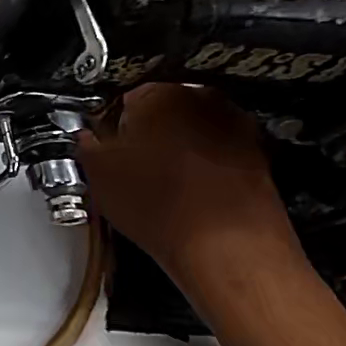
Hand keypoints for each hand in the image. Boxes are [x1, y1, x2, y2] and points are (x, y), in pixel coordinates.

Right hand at [78, 83, 301, 284]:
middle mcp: (205, 102)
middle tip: (126, 166)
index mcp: (160, 93)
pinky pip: (216, 158)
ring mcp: (237, 131)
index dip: (108, 124)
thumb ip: (86, 144)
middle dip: (145, 135)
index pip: (122, 97)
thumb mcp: (97, 172)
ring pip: (191, 134)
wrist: (230, 253)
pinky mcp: (259, 161)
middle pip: (161, 112)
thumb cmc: (168, 209)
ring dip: (175, 153)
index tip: (103, 143)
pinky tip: (183, 200)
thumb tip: (87, 142)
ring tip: (155, 188)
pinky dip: (202, 173)